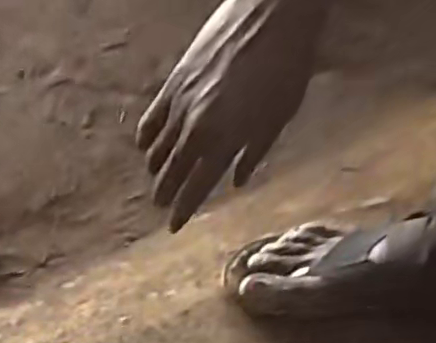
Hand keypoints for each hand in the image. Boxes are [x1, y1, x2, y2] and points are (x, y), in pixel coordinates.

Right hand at [137, 0, 327, 230]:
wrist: (274, 9)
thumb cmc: (288, 59)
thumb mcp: (282, 111)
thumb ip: (255, 151)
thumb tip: (237, 181)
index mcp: (224, 141)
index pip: (194, 190)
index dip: (182, 212)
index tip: (173, 227)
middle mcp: (195, 133)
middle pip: (168, 179)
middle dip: (165, 195)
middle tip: (163, 203)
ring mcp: (178, 112)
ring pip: (154, 157)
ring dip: (157, 170)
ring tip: (160, 174)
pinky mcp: (168, 91)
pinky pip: (147, 128)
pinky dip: (147, 142)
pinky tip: (151, 145)